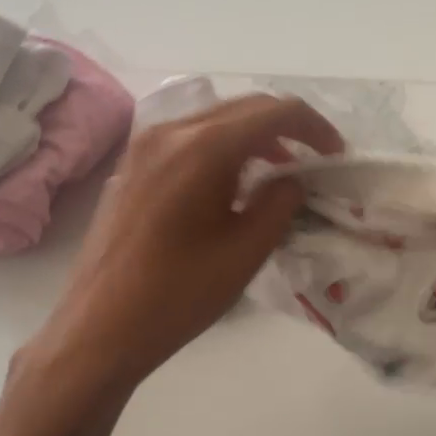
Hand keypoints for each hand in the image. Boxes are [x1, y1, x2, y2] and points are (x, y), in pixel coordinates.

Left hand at [16, 95, 342, 407]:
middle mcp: (170, 132)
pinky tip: (238, 181)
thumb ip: (281, 202)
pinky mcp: (134, 166)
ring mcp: (145, 146)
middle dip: (289, 126)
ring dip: (257, 135)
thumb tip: (294, 179)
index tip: (337, 155)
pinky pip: (192, 136)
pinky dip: (226, 146)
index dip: (315, 128)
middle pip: (245, 106)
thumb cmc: (178, 294)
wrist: (98, 330)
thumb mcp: (247, 250)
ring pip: (218, 118)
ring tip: (283, 170)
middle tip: (317, 159)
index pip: (275, 112)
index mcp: (202, 149)